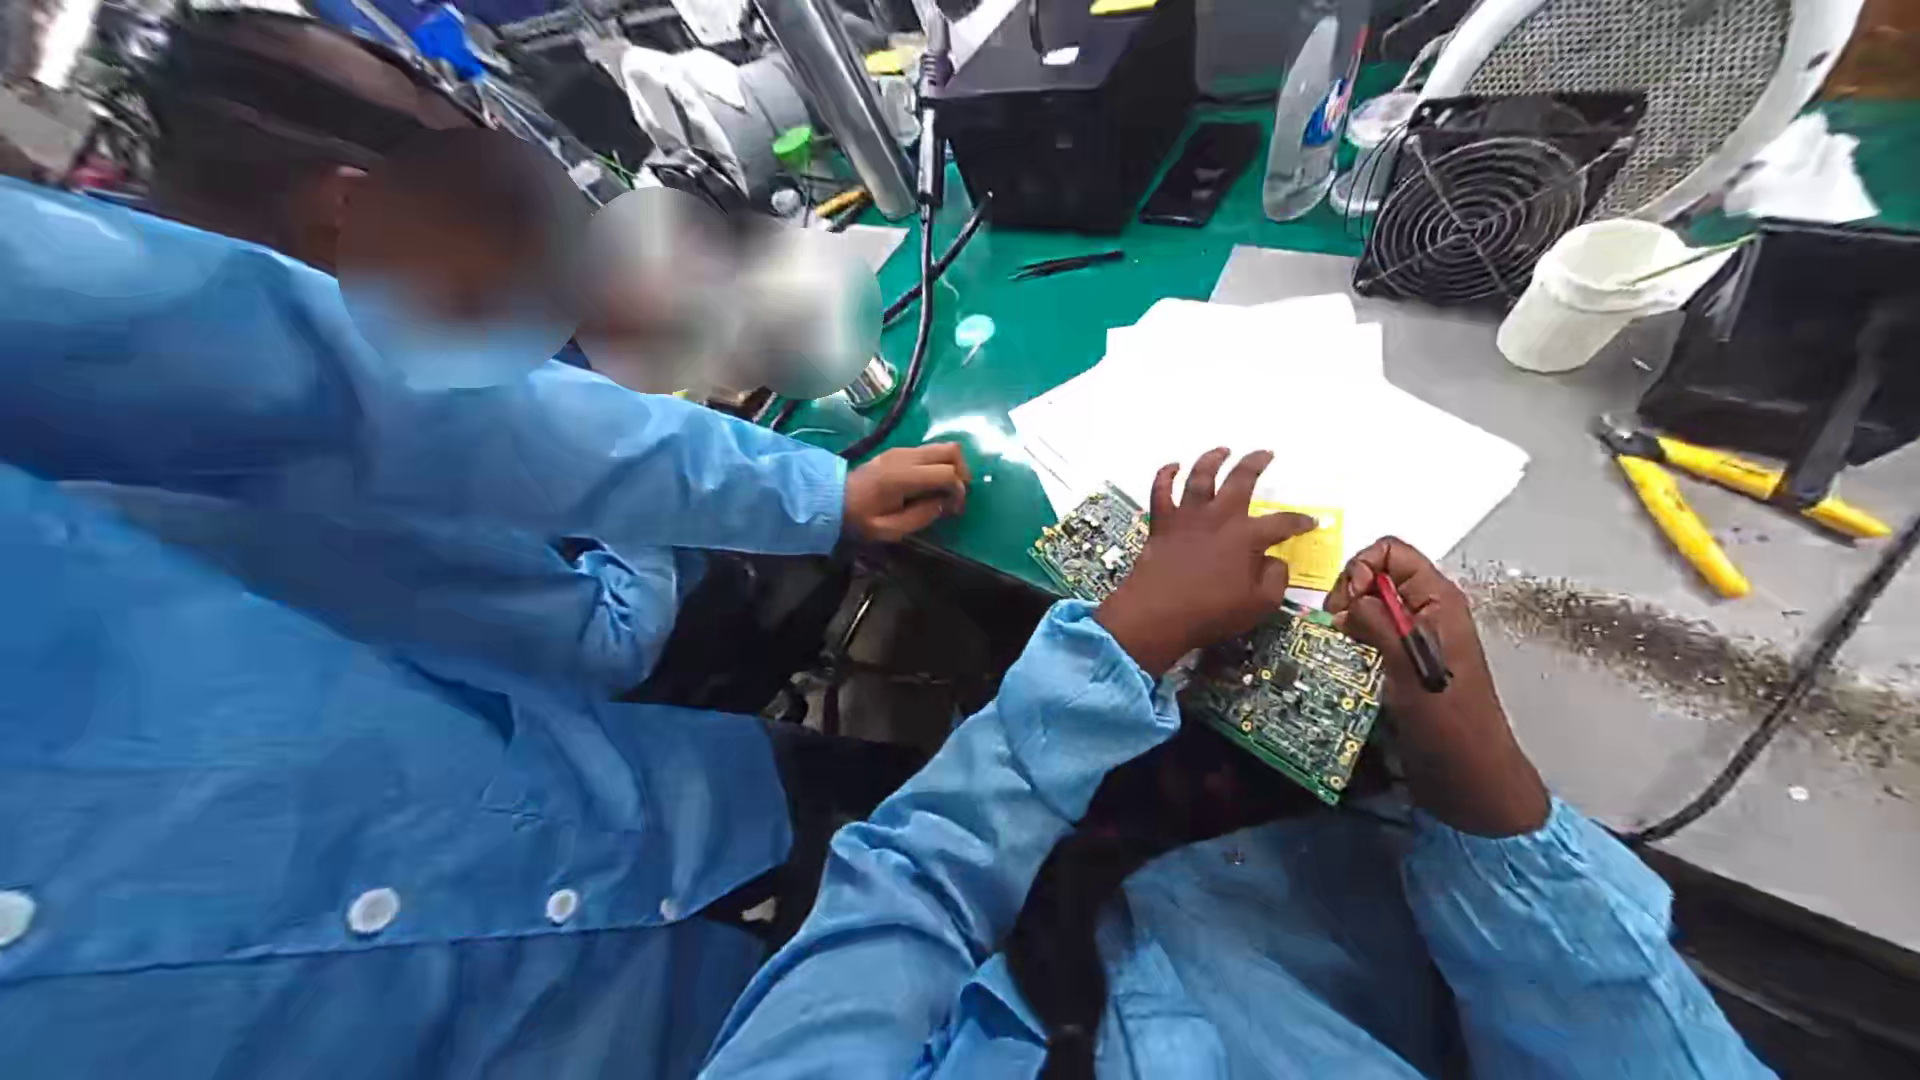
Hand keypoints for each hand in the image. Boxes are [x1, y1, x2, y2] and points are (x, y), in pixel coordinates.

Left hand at [843, 443, 970, 541]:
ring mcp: (902, 449)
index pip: (946, 472)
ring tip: (947, 489)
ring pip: (943, 446)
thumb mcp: (889, 530)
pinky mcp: (899, 450)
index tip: (955, 508)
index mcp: (901, 477)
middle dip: (962, 472)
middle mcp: (904, 456)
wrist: (831, 500)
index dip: (958, 490)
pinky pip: (930, 450)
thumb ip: (921, 517)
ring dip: (953, 466)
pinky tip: (933, 483)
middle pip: (950, 450)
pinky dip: (940, 463)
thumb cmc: (859, 519)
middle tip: (957, 495)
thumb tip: (946, 504)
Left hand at [1095, 449, 1316, 675]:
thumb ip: (1275, 578)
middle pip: (1240, 480)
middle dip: (1255, 463)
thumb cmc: (1211, 613)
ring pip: (1200, 477)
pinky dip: (1165, 475)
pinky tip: (1172, 466)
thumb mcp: (1259, 604)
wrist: (1157, 614)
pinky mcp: (1161, 524)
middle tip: (1265, 453)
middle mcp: (1218, 518)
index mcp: (1246, 537)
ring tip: (1222, 450)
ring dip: (1212, 459)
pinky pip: (1160, 491)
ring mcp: (1187, 517)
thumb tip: (1275, 560)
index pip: (1281, 523)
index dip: (1299, 521)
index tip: (1310, 522)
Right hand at [1327, 538, 1548, 835]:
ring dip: (1343, 618)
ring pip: (1363, 603)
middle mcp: (1423, 611)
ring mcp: (1410, 635)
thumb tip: (1350, 598)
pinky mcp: (1396, 658)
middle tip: (1339, 627)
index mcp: (1437, 601)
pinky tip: (1341, 659)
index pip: (1390, 551)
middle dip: (1346, 593)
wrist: (1467, 775)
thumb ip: (1380, 622)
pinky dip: (1345, 638)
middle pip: (1371, 573)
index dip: (1361, 567)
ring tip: (1339, 646)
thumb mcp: (1411, 666)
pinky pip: (1362, 631)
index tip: (1347, 603)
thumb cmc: (1448, 722)